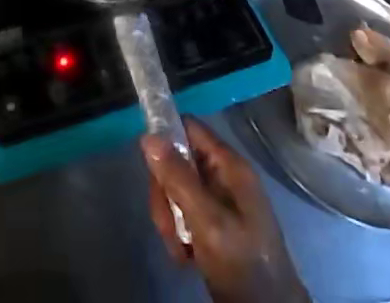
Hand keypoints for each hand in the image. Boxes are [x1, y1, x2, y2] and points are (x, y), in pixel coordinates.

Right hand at [142, 120, 309, 302]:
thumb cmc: (241, 261)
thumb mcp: (206, 219)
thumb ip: (178, 178)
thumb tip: (148, 136)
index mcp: (229, 165)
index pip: (189, 128)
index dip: (165, 137)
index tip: (148, 164)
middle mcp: (224, 176)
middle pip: (178, 161)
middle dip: (165, 191)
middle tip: (165, 222)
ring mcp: (219, 201)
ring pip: (177, 189)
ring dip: (169, 217)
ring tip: (178, 247)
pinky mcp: (214, 223)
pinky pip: (184, 212)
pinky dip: (178, 232)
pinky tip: (185, 255)